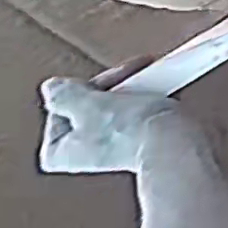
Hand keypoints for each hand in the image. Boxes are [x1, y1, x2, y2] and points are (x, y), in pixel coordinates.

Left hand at [39, 76, 186, 173]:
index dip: (91, 85)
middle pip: (94, 107)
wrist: (175, 141)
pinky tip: (164, 94)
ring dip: (137, 92)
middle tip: (138, 75)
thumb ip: (65, 95)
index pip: (66, 105)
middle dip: (117, 88)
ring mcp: (116, 149)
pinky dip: (152, 102)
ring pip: (120, 109)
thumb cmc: (131, 130)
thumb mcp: (90, 104)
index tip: (116, 74)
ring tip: (154, 82)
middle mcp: (83, 154)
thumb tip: (53, 88)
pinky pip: (141, 115)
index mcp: (57, 151)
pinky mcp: (145, 142)